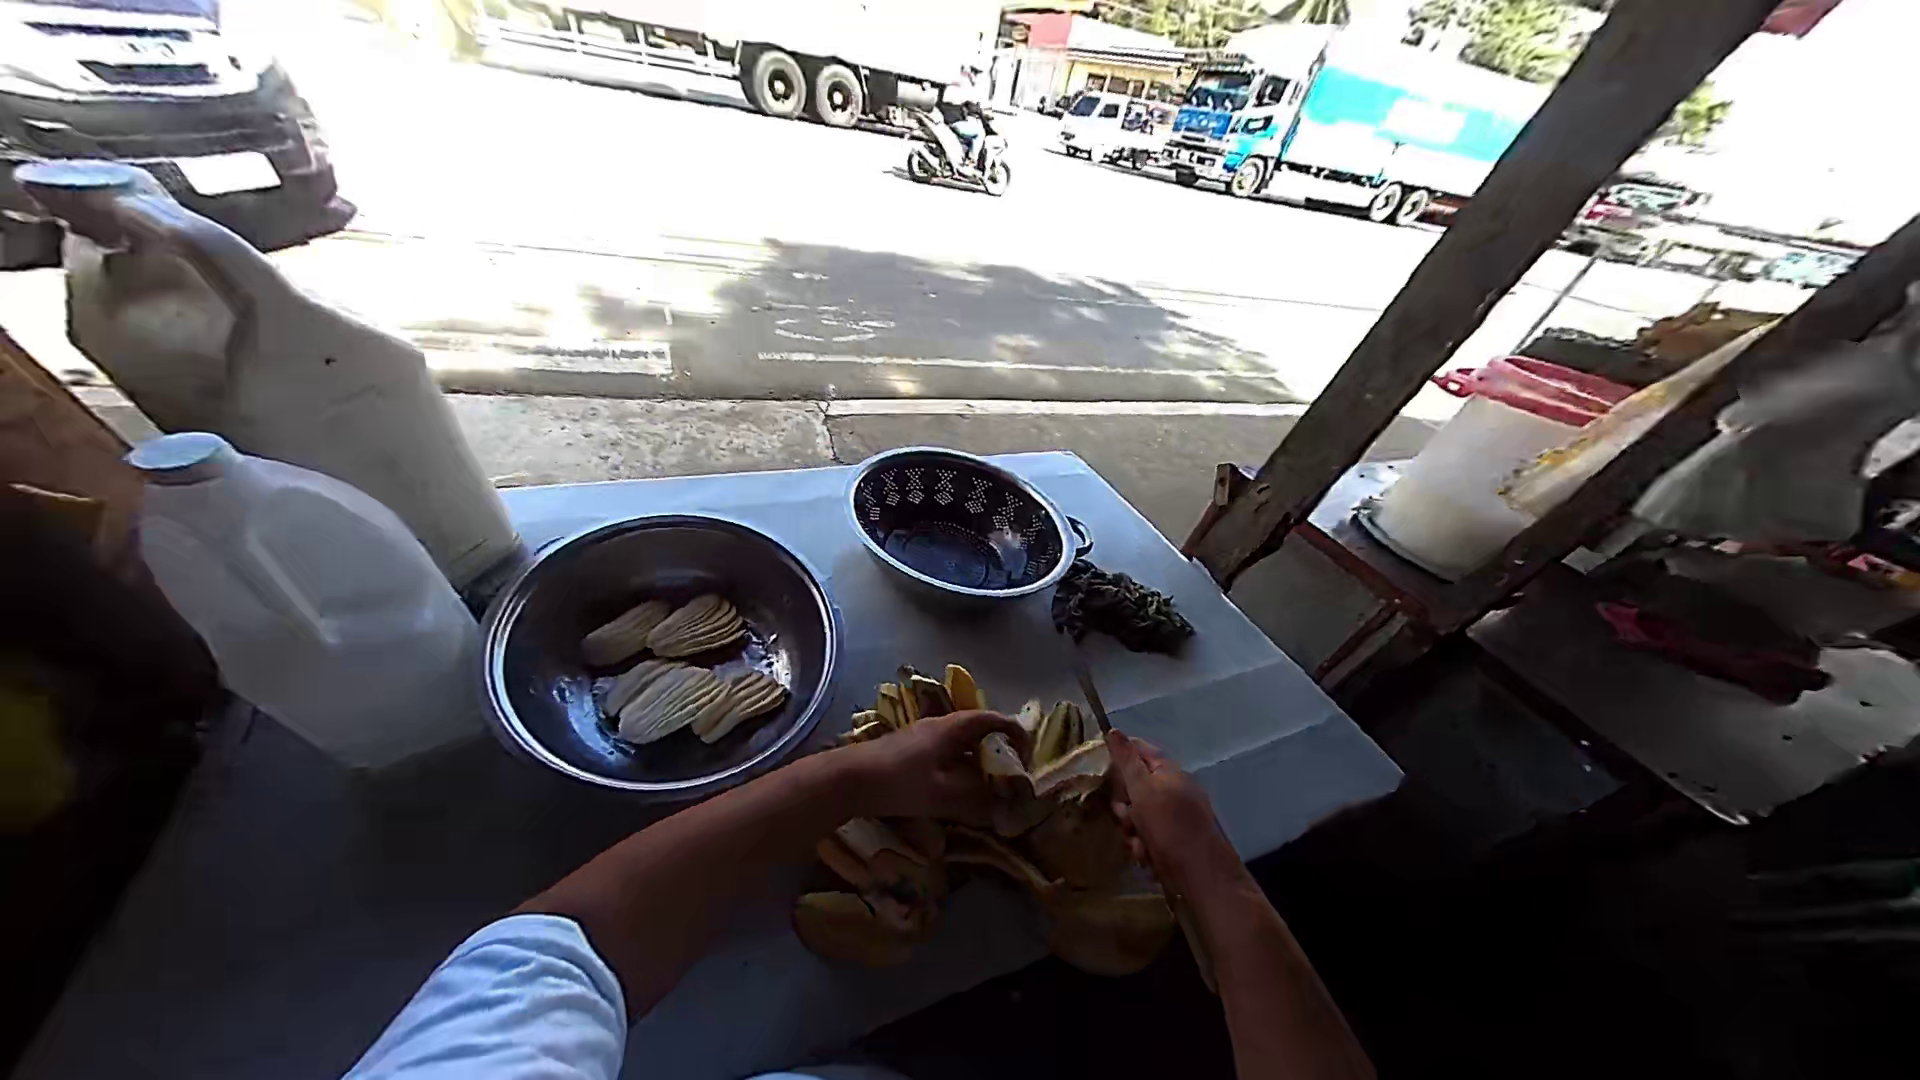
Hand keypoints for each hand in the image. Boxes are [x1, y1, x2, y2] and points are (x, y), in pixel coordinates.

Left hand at [835, 710, 1025, 821]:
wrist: (847, 779)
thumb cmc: (898, 781)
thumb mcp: (941, 795)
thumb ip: (975, 800)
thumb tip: (1005, 807)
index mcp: (950, 728)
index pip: (991, 719)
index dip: (1013, 732)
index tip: (1027, 754)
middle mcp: (938, 726)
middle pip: (976, 730)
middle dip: (997, 749)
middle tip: (1011, 774)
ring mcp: (921, 738)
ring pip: (959, 744)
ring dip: (977, 760)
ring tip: (989, 786)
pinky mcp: (908, 752)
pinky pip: (945, 754)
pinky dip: (959, 768)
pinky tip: (957, 791)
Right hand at [1106, 730, 1244, 897]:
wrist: (1203, 878)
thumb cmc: (1170, 828)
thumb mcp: (1143, 789)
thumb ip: (1126, 761)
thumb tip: (1113, 730)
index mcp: (1170, 772)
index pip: (1140, 750)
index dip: (1120, 757)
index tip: (1104, 772)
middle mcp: (1174, 791)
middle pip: (1136, 787)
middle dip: (1124, 805)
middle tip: (1124, 818)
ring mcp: (1176, 818)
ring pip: (1139, 816)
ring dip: (1132, 831)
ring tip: (1138, 846)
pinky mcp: (1176, 843)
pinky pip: (1149, 837)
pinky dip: (1144, 847)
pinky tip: (1147, 859)